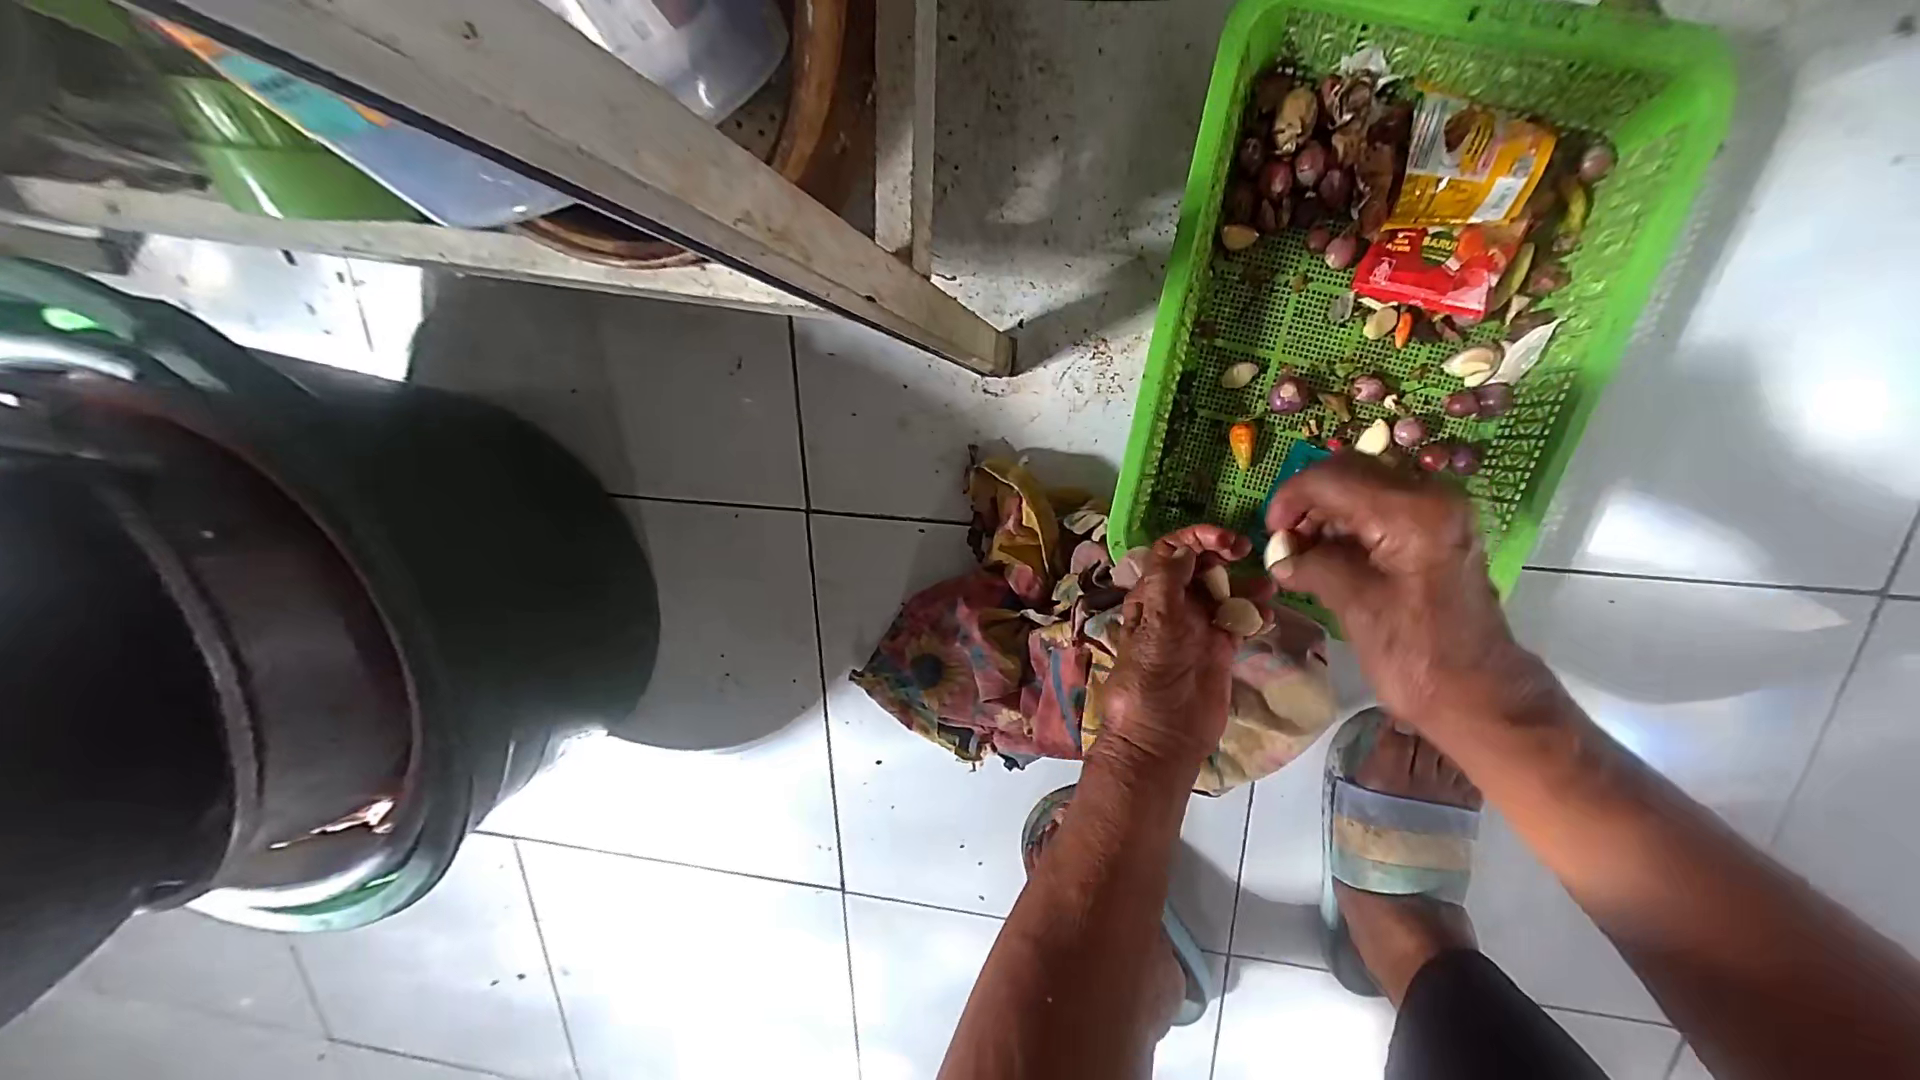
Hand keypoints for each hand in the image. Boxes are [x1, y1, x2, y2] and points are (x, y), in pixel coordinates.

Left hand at [1099, 525, 1266, 772]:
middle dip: (1222, 554)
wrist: (1162, 737)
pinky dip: (1253, 613)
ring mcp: (1197, 628)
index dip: (1196, 537)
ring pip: (1223, 592)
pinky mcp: (1219, 650)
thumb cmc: (1151, 678)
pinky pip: (1238, 621)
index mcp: (1150, 595)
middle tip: (1247, 553)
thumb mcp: (1155, 624)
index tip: (1226, 540)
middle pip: (1199, 566)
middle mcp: (1173, 606)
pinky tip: (1266, 615)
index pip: (1170, 551)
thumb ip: (1168, 582)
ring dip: (1244, 583)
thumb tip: (1185, 546)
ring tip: (1268, 585)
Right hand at [1263, 454, 1550, 727]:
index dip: (1289, 500)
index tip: (1269, 534)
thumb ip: (1313, 567)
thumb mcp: (1355, 607)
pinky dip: (1346, 523)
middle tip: (1284, 542)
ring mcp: (1438, 513)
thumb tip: (1281, 557)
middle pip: (1348, 472)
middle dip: (1306, 501)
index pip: (1331, 479)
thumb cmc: (1417, 657)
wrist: (1480, 694)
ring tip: (1303, 554)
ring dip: (1324, 512)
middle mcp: (1431, 499)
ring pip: (1362, 485)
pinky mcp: (1436, 530)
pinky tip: (1329, 556)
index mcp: (1412, 515)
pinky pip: (1379, 506)